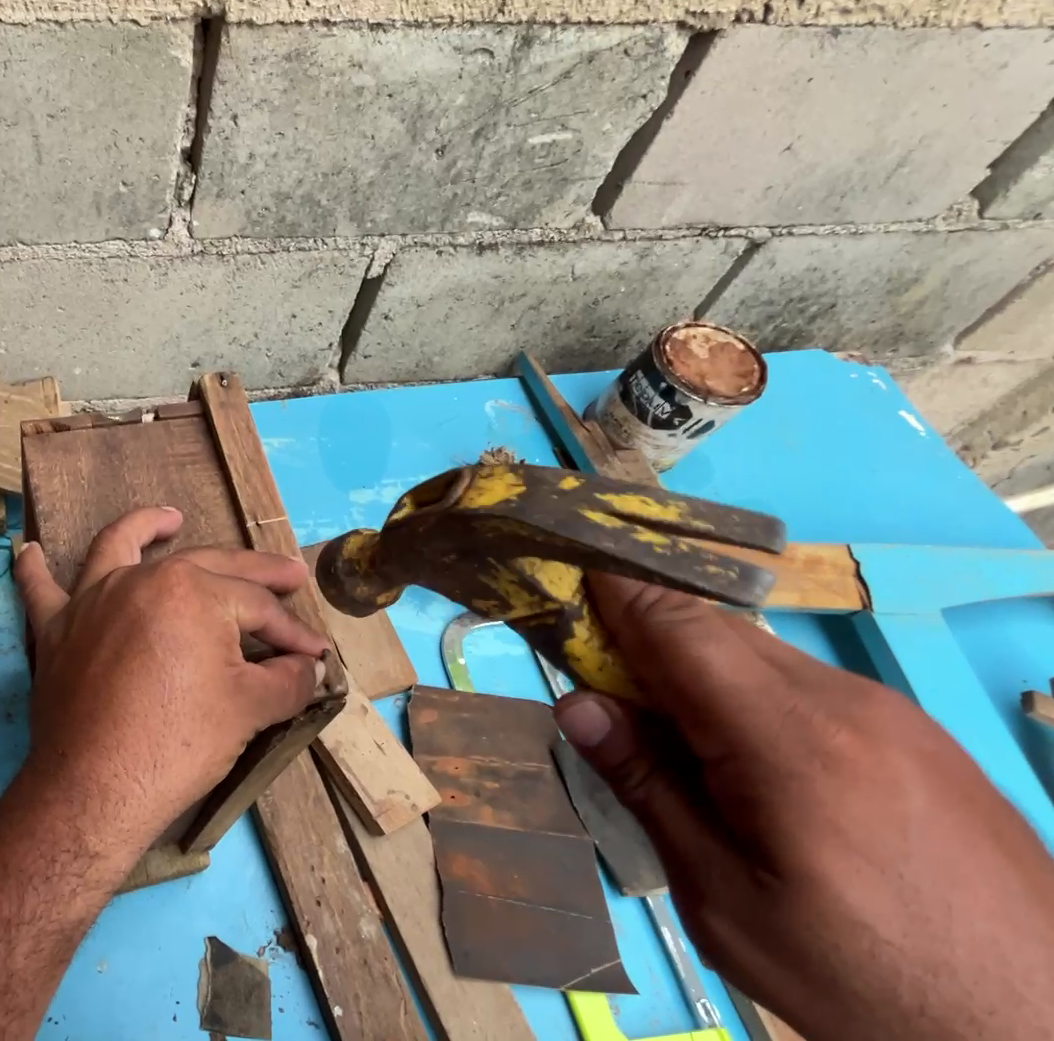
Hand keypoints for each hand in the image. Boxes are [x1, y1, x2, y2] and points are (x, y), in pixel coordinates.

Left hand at [12, 507, 328, 854]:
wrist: (96, 788)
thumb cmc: (178, 743)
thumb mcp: (250, 709)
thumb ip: (288, 680)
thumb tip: (310, 668)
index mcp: (192, 591)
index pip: (256, 606)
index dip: (292, 632)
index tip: (315, 655)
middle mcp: (140, 580)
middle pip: (207, 566)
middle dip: (255, 574)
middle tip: (287, 575)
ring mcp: (91, 600)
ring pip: (117, 547)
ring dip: (143, 526)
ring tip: (167, 517)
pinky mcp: (55, 630)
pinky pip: (39, 589)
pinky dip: (34, 568)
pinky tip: (30, 549)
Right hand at [558, 574, 1053, 1040]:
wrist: (1044, 1035)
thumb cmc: (861, 978)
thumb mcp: (721, 898)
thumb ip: (647, 789)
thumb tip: (576, 705)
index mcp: (790, 740)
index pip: (680, 628)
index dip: (616, 590)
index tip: (559, 569)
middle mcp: (847, 703)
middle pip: (715, 631)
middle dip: (641, 630)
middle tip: (581, 657)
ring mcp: (894, 716)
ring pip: (759, 656)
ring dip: (689, 666)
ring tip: (647, 715)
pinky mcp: (918, 738)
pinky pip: (802, 686)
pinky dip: (740, 691)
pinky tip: (726, 748)